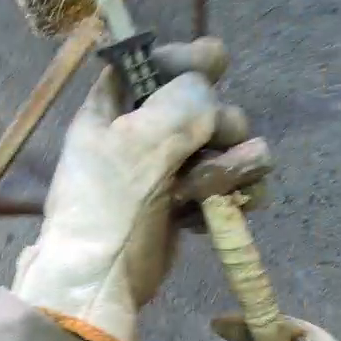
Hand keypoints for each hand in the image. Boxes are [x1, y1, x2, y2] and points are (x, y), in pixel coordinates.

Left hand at [12, 39, 253, 340]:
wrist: (102, 282)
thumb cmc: (109, 209)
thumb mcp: (138, 145)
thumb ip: (182, 105)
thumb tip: (213, 95)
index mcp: (116, 105)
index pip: (156, 61)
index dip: (186, 58)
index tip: (214, 63)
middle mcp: (145, 130)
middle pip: (205, 103)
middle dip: (219, 124)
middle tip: (213, 148)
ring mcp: (172, 168)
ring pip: (228, 143)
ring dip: (233, 163)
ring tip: (212, 190)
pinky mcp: (192, 202)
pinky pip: (233, 182)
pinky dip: (238, 192)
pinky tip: (228, 207)